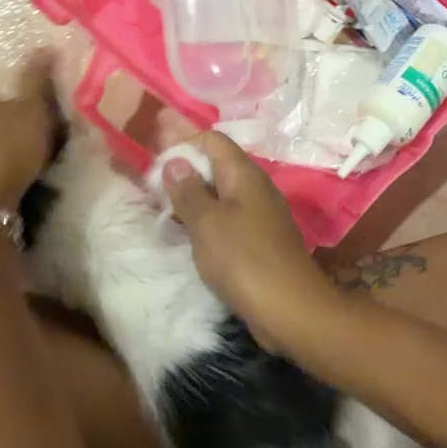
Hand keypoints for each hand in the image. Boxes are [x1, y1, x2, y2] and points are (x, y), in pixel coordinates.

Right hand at [160, 133, 337, 353]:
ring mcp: (262, 214)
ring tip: (169, 219)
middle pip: (217, 166)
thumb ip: (188, 191)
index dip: (184, 146)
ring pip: (223, 195)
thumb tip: (175, 161)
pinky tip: (193, 241)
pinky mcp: (262, 239)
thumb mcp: (206, 222)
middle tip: (157, 198)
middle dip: (186, 176)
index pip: (213, 140)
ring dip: (196, 203)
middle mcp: (257, 187)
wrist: (289, 307)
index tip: (158, 171)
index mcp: (245, 174)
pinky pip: (231, 220)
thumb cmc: (243, 259)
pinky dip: (210, 224)